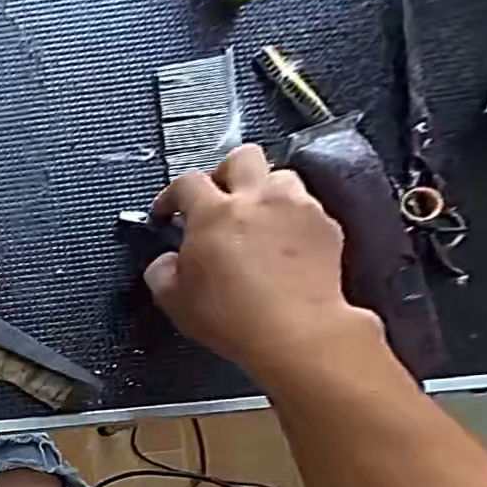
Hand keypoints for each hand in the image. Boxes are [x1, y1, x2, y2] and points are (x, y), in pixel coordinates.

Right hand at [146, 145, 386, 386]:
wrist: (294, 330)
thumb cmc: (229, 316)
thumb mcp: (172, 300)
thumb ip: (161, 271)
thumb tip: (166, 261)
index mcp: (213, 214)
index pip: (186, 182)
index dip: (170, 195)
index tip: (165, 212)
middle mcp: (257, 199)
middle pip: (241, 157)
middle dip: (222, 174)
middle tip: (213, 201)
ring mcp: (297, 207)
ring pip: (278, 175)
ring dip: (259, 191)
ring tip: (251, 220)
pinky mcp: (325, 223)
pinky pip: (303, 205)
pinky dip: (285, 217)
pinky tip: (276, 245)